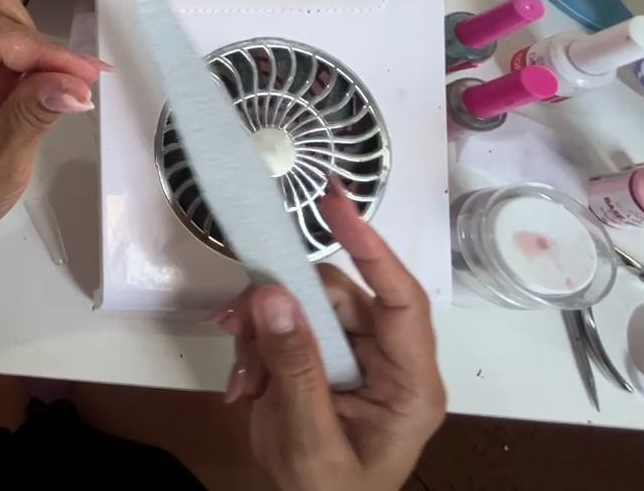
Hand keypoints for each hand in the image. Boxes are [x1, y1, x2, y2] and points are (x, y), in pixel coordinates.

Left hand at [0, 0, 104, 252]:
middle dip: (31, 39)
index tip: (85, 79)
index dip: (45, 51)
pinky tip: (8, 92)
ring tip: (21, 95)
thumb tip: (75, 82)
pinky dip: (9, 49)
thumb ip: (33, 116)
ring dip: (21, 44)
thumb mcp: (0, 168)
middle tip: (46, 88)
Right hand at [216, 188, 445, 490]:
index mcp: (408, 384)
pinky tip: (243, 380)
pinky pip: (277, 320)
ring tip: (242, 372)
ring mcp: (348, 354)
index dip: (373, 249)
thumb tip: (273, 293)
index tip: (336, 205)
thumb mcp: (309, 438)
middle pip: (335, 294)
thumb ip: (294, 367)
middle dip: (280, 302)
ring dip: (258, 328)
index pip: (402, 301)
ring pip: (298, 301)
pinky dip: (251, 342)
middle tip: (236, 320)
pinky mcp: (315, 354)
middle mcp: (383, 358)